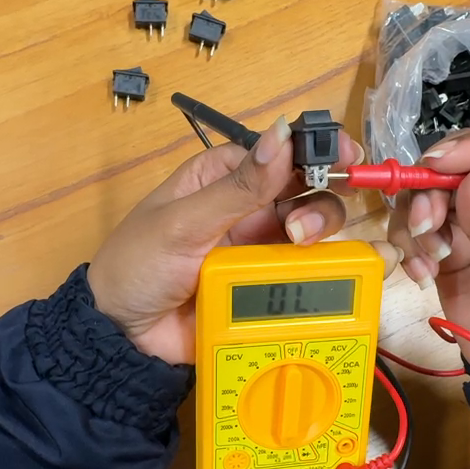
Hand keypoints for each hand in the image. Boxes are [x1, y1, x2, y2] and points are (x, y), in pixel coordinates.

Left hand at [87, 117, 364, 362]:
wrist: (122, 336)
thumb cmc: (138, 266)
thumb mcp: (184, 221)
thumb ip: (237, 185)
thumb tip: (283, 133)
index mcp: (221, 177)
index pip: (279, 152)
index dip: (316, 150)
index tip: (346, 156)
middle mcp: (248, 208)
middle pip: (307, 191)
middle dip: (320, 199)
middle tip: (300, 226)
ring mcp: (260, 249)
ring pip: (314, 230)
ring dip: (322, 232)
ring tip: (301, 245)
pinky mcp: (267, 287)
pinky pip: (307, 274)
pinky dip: (330, 269)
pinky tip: (348, 269)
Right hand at [387, 119, 469, 392]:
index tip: (438, 164)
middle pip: (462, 163)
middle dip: (434, 189)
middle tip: (425, 225)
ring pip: (432, 191)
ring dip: (417, 220)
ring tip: (428, 259)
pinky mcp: (449, 245)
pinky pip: (417, 226)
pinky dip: (410, 245)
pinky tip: (421, 274)